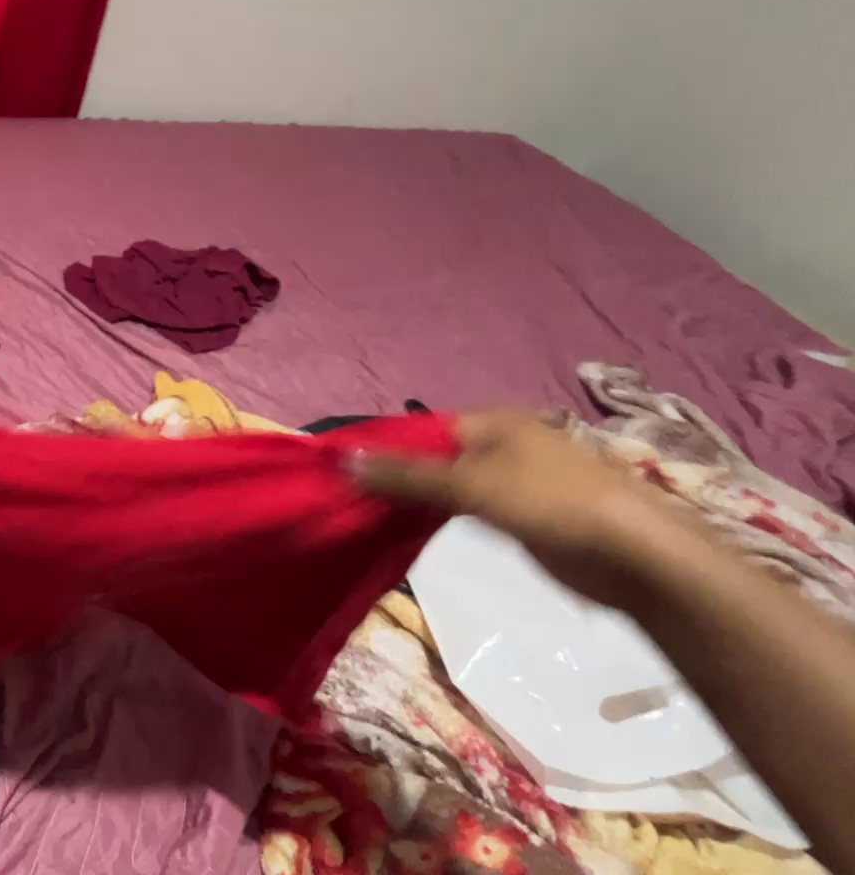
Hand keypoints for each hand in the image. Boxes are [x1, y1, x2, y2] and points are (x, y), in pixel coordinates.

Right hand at [355, 410, 697, 607]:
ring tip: (372, 514)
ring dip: (416, 498)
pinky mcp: (523, 513)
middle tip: (354, 498)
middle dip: (397, 476)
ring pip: (447, 483)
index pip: (421, 429)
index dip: (384, 449)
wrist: (638, 559)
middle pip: (433, 456)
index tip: (346, 472)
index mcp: (495, 422)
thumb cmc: (553, 505)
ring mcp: (515, 479)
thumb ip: (405, 475)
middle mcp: (504, 442)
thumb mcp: (470, 486)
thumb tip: (342, 459)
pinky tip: (412, 527)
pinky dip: (439, 514)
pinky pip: (465, 506)